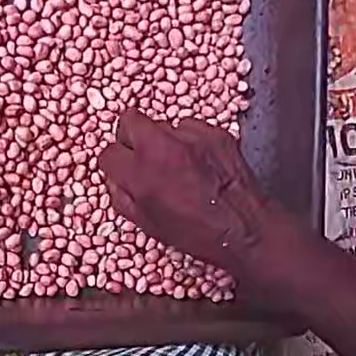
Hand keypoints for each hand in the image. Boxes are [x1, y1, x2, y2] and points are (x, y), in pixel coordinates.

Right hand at [97, 110, 292, 293]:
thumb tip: (116, 180)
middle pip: (129, 120)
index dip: (114, 165)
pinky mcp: (214, 133)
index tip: (121, 170)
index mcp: (141, 175)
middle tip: (140, 157)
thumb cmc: (198, 234)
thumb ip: (122, 197)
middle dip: (130, 138)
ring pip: (161, 124)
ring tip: (175, 166)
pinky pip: (189, 127)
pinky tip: (196, 163)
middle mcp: (162, 149)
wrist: (246, 231)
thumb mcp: (148, 225)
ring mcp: (190, 137)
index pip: (109, 153)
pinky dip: (189, 142)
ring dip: (161, 141)